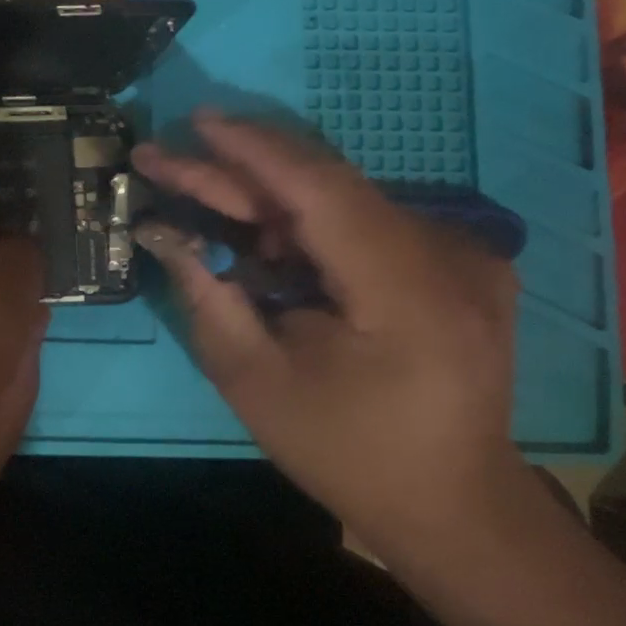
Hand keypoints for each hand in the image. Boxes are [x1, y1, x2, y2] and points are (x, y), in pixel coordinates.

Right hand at [131, 112, 524, 551]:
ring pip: (341, 198)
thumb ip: (205, 293)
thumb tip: (158, 227)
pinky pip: (364, 220)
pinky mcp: (461, 264)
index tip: (194, 121)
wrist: (452, 505)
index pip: (323, 192)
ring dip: (264, 197)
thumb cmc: (344, 450)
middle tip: (162, 159)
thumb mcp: (252, 379)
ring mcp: (467, 259)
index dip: (253, 150)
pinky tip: (263, 244)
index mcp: (410, 297)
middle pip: (326, 188)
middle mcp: (453, 261)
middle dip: (236, 171)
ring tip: (199, 206)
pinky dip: (303, 221)